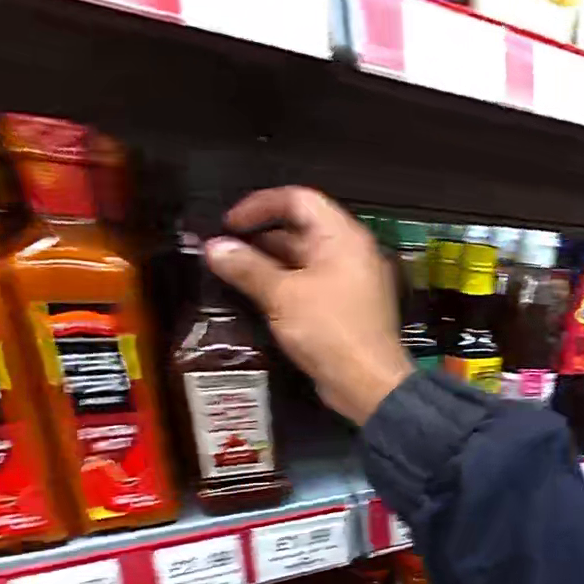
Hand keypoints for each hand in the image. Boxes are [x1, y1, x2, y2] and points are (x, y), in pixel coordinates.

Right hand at [204, 187, 413, 425]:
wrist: (368, 383)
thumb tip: (215, 247)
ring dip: (269, 262)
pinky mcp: (346, 307)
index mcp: (343, 238)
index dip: (261, 205)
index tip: (230, 223)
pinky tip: (257, 295)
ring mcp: (351, 282)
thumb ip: (247, 267)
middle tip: (225, 249)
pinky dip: (285, 285)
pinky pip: (312, 284)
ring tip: (232, 271)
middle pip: (301, 229)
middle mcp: (352, 254)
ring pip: (304, 259)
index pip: (300, 200)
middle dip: (261, 236)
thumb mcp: (282, 296)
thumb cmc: (330, 332)